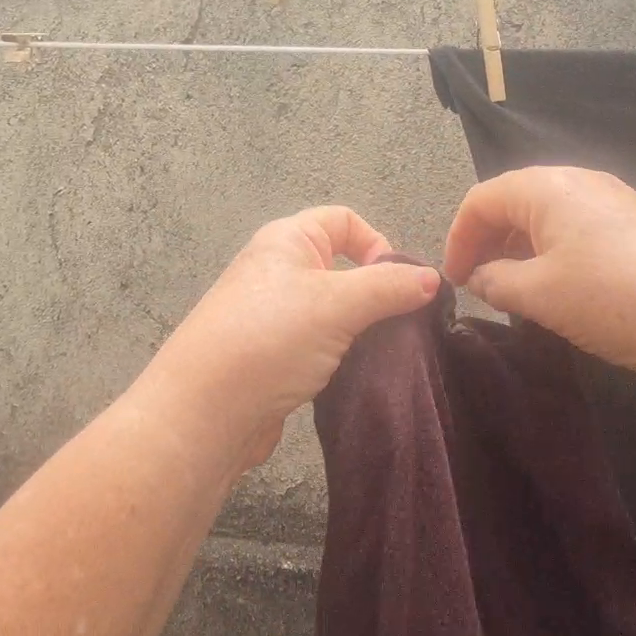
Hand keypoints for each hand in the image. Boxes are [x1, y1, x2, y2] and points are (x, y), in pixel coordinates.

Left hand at [138, 207, 439, 470]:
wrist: (203, 414)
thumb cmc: (269, 338)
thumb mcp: (337, 303)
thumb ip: (388, 287)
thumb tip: (431, 278)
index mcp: (287, 240)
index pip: (344, 221)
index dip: (376, 244)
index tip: (399, 285)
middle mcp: (277, 270)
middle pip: (341, 267)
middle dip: (375, 293)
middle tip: (400, 326)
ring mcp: (273, 317)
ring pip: (333, 311)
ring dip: (360, 330)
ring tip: (384, 355)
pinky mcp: (273, 358)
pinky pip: (319, 345)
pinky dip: (340, 356)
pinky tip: (357, 377)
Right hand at [443, 166, 635, 392]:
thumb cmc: (614, 299)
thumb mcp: (540, 295)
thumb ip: (496, 281)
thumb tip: (480, 277)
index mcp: (547, 186)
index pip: (481, 199)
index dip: (458, 238)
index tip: (454, 280)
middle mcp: (580, 180)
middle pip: (514, 202)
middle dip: (488, 242)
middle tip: (480, 287)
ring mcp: (616, 199)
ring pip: (549, 216)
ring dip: (521, 250)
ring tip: (518, 293)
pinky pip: (580, 228)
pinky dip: (556, 253)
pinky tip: (565, 291)